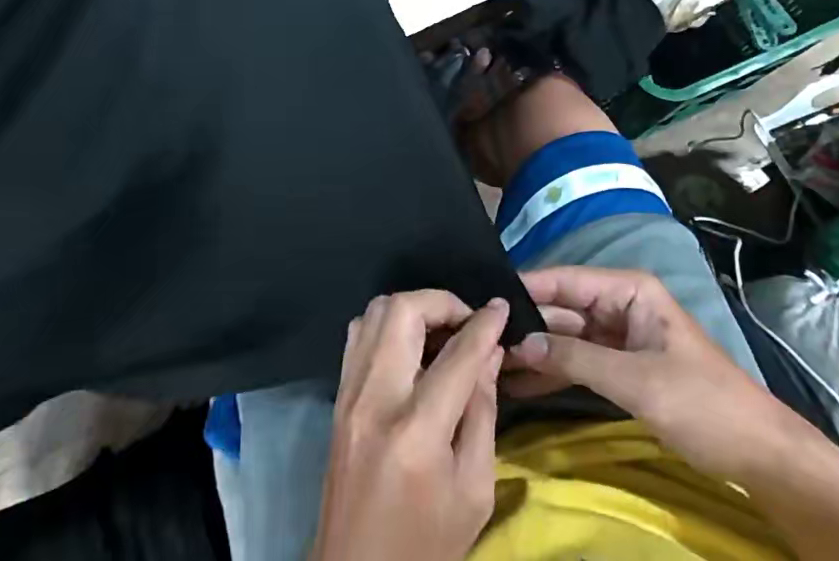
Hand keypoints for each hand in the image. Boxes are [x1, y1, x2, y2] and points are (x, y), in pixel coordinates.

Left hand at [310, 292, 508, 560]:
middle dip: (441, 302)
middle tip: (469, 320)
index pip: (456, 355)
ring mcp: (348, 393)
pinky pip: (359, 335)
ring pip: (373, 313)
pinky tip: (413, 346)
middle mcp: (375, 398)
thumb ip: (482, 411)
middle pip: (401, 311)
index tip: (502, 308)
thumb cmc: (427, 543)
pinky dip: (389, 324)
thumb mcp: (474, 489)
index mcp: (416, 429)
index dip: (484, 324)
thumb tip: (490, 353)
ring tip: (443, 331)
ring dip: (413, 308)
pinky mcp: (337, 396)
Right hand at [506, 266, 809, 483]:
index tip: (483, 302)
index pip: (565, 280)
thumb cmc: (703, 404)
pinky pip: (576, 361)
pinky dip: (551, 371)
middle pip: (560, 308)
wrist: (760, 456)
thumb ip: (574, 358)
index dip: (525, 289)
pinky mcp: (619, 366)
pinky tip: (519, 382)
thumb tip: (519, 343)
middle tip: (481, 340)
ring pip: (564, 337)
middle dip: (525, 325)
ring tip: (491, 363)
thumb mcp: (636, 380)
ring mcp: (618, 336)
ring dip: (533, 351)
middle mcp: (619, 304)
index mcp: (629, 290)